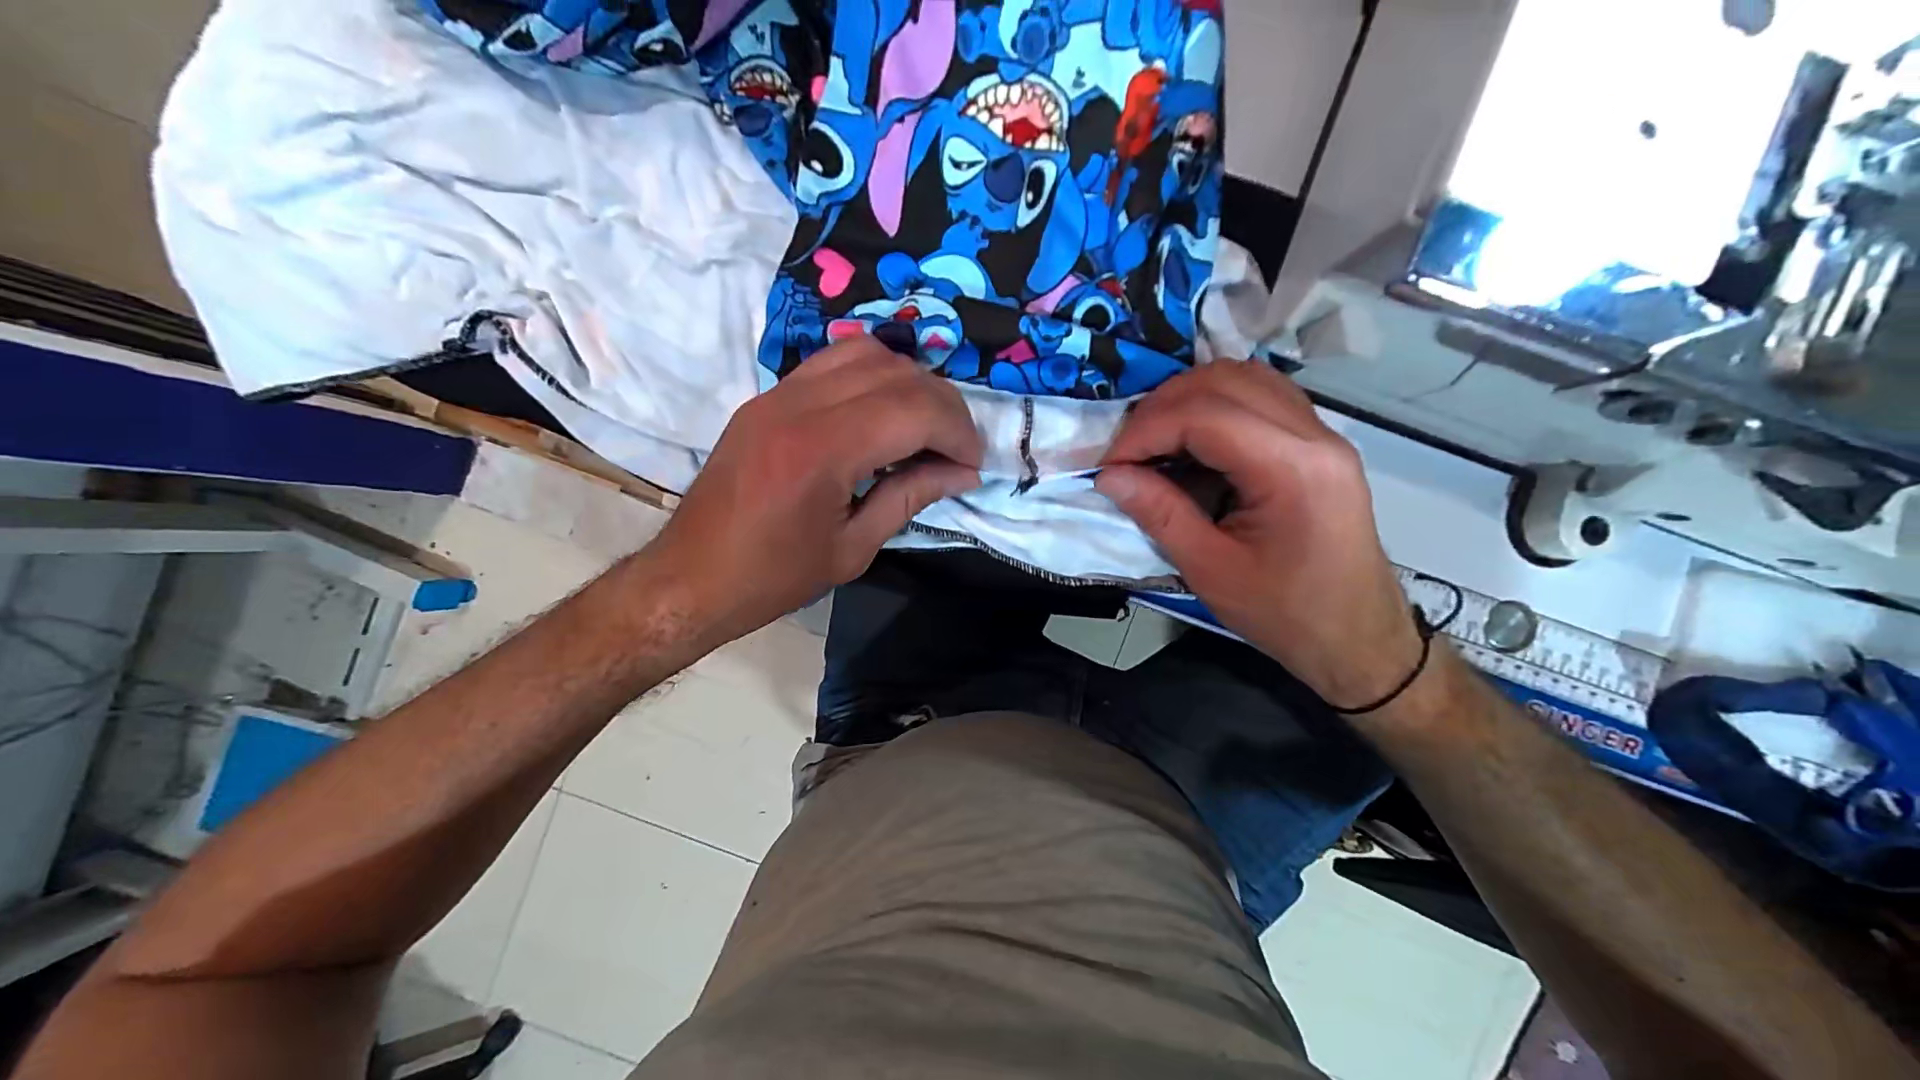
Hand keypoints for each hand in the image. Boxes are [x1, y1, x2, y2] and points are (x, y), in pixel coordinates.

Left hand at [642, 337, 982, 648]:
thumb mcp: (853, 548)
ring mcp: (777, 394)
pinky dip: (871, 375)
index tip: (972, 463)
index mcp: (821, 451)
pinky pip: (831, 362)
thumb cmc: (773, 577)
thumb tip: (961, 472)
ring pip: (865, 352)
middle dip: (943, 405)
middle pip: (896, 373)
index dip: (958, 431)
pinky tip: (882, 413)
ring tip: (924, 426)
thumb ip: (910, 497)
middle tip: (958, 448)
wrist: (692, 576)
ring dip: (909, 382)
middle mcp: (799, 405)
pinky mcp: (766, 397)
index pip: (913, 410)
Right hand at [1096, 361, 1423, 709]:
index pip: (1204, 415)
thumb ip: (1160, 513)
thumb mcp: (1211, 571)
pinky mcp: (1319, 444)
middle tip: (1127, 452)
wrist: (1357, 638)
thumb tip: (1109, 476)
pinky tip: (1192, 441)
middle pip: (1224, 381)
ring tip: (1154, 442)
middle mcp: (1314, 436)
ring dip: (1188, 399)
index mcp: (1292, 469)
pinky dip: (1217, 405)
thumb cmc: (1286, 614)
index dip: (1145, 430)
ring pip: (1244, 378)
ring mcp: (1322, 435)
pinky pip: (1261, 397)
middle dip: (1161, 407)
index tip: (1109, 465)